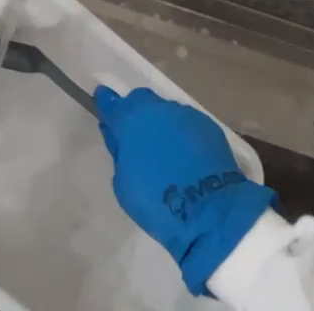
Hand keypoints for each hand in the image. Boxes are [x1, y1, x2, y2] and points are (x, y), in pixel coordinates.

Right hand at [94, 86, 276, 296]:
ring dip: (162, 123)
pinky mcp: (208, 126)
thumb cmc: (157, 203)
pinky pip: (188, 123)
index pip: (111, 103)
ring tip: (166, 150)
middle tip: (138, 136)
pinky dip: (183, 134)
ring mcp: (185, 115)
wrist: (210, 214)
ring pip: (166, 110)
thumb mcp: (123, 183)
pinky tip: (187, 155)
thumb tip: (118, 135)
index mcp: (131, 121)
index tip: (103, 101)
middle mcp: (157, 109)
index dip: (106, 103)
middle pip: (141, 100)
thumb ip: (119, 151)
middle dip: (136, 113)